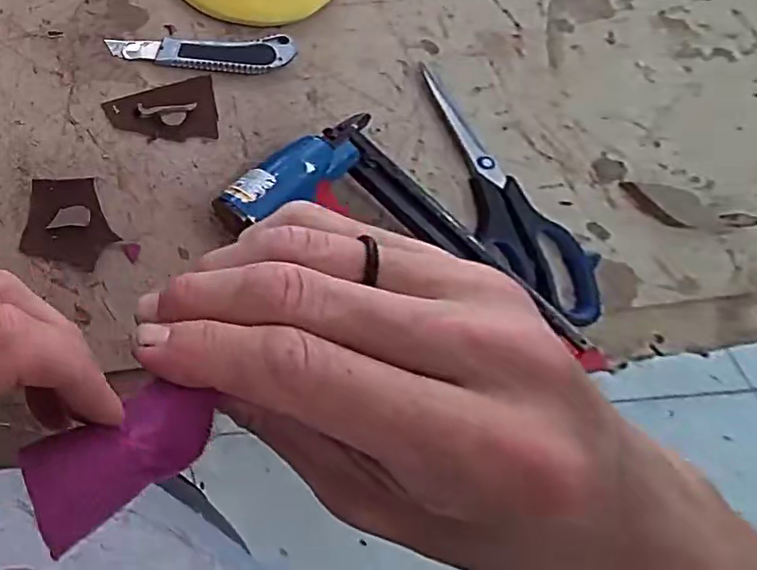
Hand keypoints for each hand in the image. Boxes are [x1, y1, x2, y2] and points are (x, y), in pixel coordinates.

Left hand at [0, 271, 122, 569]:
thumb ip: (7, 518)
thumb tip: (82, 484)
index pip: (8, 337)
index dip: (75, 366)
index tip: (108, 419)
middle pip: (1, 295)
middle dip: (62, 340)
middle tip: (89, 405)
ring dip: (36, 334)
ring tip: (60, 400)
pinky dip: (6, 337)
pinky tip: (16, 389)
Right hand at [132, 203, 756, 569]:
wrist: (605, 488)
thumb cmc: (493, 530)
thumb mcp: (381, 512)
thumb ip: (289, 427)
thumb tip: (201, 363)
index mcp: (474, 442)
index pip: (306, 366)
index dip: (211, 348)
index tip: (151, 347)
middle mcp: (480, 344)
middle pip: (303, 291)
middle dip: (208, 297)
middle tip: (154, 312)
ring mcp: (471, 282)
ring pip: (316, 244)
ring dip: (233, 259)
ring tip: (189, 289)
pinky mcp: (456, 255)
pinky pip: (342, 226)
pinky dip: (276, 236)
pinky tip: (244, 261)